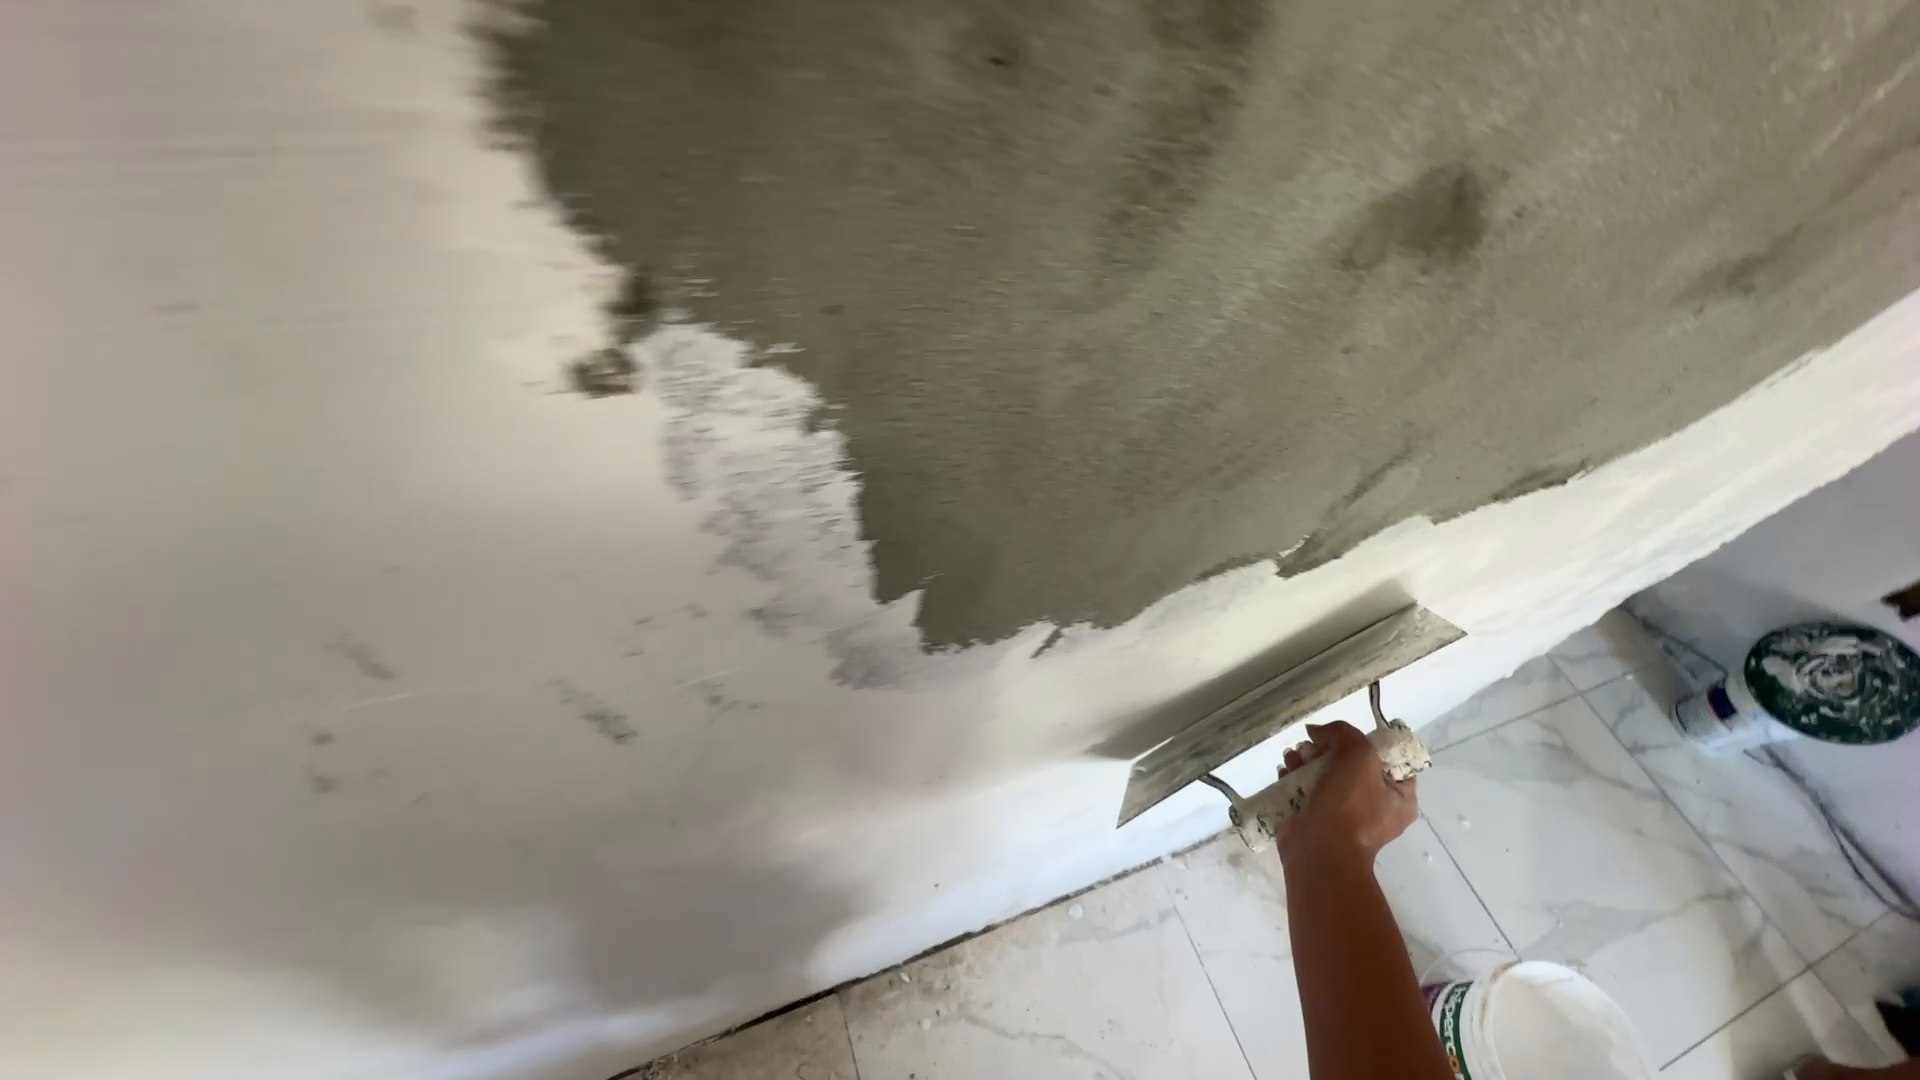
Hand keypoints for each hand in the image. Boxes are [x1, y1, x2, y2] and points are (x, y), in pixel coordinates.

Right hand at [1275, 721, 1417, 868]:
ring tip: (1292, 756)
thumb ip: (1342, 733)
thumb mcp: (1358, 755)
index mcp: (1399, 796)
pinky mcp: (1317, 818)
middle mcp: (1375, 806)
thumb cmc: (1349, 805)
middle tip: (1311, 745)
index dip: (1366, 742)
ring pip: (1325, 774)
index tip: (1344, 737)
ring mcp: (1345, 815)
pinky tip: (1284, 770)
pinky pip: (1306, 789)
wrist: (1319, 849)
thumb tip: (1317, 731)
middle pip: (1350, 763)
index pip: (1388, 759)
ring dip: (1305, 760)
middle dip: (1326, 749)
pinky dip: (1294, 776)